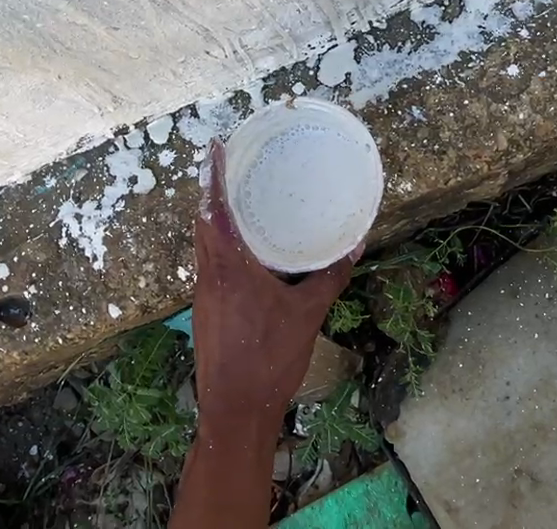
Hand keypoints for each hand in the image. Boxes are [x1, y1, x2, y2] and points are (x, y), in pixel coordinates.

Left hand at [191, 142, 355, 430]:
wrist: (235, 411)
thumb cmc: (270, 358)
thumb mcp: (308, 314)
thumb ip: (331, 276)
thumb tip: (356, 245)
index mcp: (229, 268)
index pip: (213, 209)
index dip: (212, 175)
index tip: (215, 146)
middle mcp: (209, 275)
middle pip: (200, 221)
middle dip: (209, 189)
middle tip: (226, 162)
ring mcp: (203, 294)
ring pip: (201, 243)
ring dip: (210, 215)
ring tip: (231, 195)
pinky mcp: (205, 310)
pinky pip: (207, 262)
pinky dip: (216, 242)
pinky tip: (238, 248)